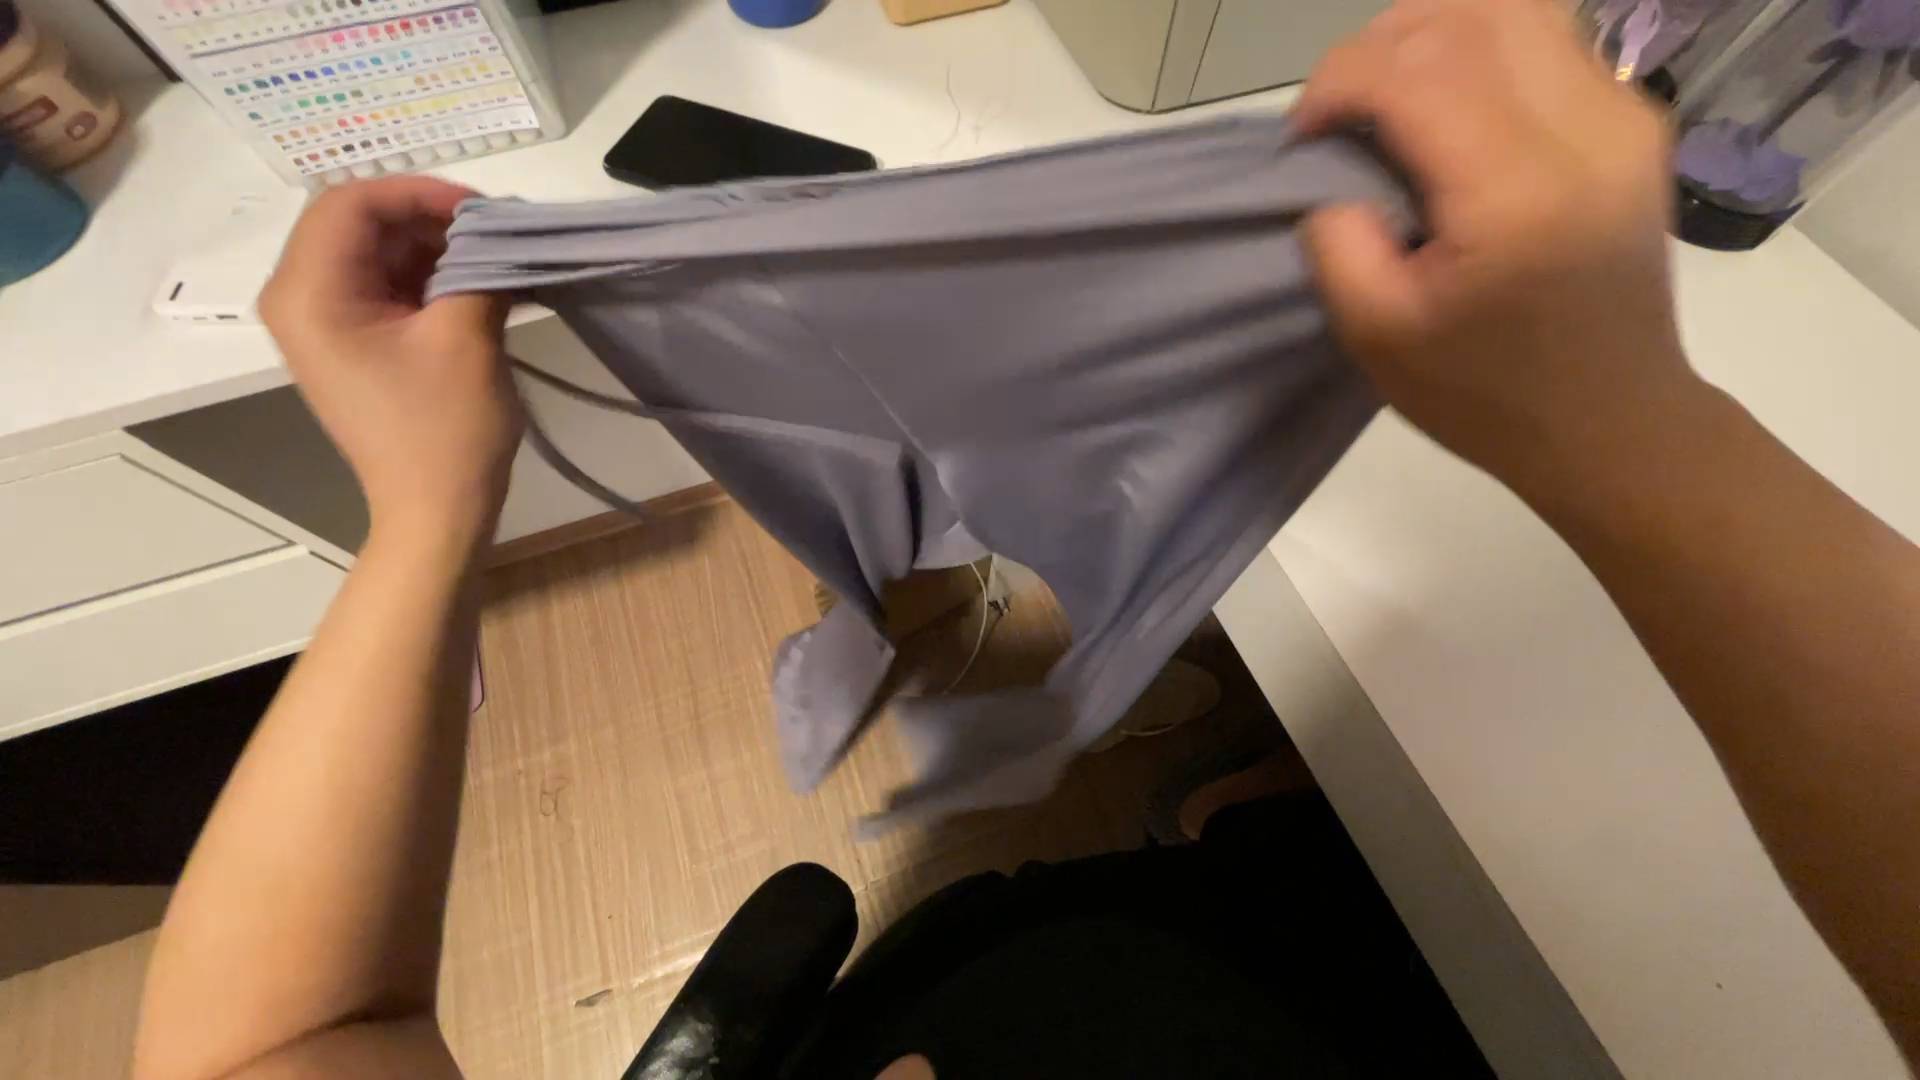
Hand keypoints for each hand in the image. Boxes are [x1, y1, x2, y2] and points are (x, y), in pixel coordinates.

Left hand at [260, 177, 517, 550]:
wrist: (437, 509)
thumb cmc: (446, 430)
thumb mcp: (467, 340)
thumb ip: (477, 273)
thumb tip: (496, 239)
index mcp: (310, 293)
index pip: (350, 204)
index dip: (419, 192)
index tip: (486, 212)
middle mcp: (303, 299)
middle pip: (360, 226)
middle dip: (432, 220)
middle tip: (499, 234)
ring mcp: (329, 325)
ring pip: (379, 257)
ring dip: (437, 250)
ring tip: (498, 259)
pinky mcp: (359, 346)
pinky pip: (390, 291)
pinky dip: (434, 280)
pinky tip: (481, 286)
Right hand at [1296, 0, 1704, 492]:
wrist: (1605, 420)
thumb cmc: (1479, 392)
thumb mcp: (1376, 335)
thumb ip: (1338, 245)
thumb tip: (1329, 182)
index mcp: (1514, 192)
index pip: (1419, 71)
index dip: (1340, 81)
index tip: (1299, 133)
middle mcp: (1586, 127)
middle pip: (1473, 13)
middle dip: (1379, 44)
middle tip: (1335, 110)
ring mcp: (1623, 114)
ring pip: (1517, 8)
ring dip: (1430, 33)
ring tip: (1381, 95)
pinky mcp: (1631, 121)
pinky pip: (1547, 41)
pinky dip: (1475, 51)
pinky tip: (1440, 108)